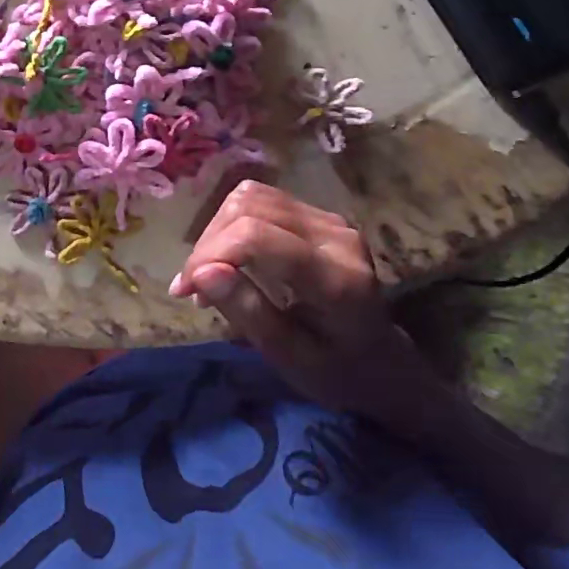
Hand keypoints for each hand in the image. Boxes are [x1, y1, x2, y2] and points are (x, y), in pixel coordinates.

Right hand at [171, 181, 443, 425]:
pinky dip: (233, 224)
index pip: (258, 236)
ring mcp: (331, 220)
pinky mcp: (321, 216)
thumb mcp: (289, 358)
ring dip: (218, 230)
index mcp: (336, 278)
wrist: (383, 362)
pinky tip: (228, 256)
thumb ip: (247, 311)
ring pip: (252, 196)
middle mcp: (336, 236)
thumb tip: (200, 272)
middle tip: (192, 287)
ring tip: (208, 272)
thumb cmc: (336, 372)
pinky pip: (264, 200)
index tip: (185, 290)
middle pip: (250, 207)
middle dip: (209, 243)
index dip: (211, 254)